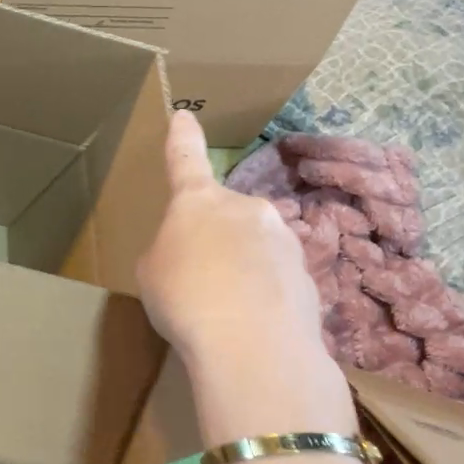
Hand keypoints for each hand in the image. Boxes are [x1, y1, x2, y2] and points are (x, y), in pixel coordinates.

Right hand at [137, 112, 351, 443]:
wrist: (254, 349)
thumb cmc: (185, 298)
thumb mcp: (153, 271)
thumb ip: (171, 250)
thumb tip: (196, 257)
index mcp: (198, 201)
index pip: (185, 159)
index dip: (182, 137)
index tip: (185, 115)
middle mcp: (247, 209)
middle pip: (226, 216)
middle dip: (215, 239)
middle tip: (197, 278)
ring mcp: (284, 243)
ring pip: (254, 250)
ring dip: (240, 271)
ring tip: (223, 312)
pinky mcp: (310, 280)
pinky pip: (276, 283)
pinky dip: (263, 299)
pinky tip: (251, 329)